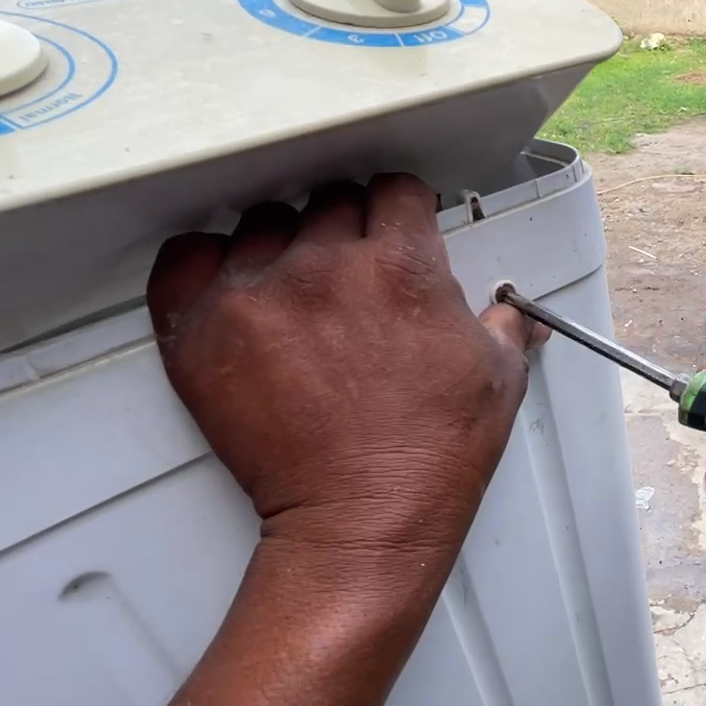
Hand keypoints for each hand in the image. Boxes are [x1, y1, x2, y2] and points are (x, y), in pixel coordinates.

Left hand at [145, 175, 544, 585]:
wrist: (366, 516)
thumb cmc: (435, 451)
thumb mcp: (500, 377)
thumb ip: (507, 323)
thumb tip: (517, 312)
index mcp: (404, 266)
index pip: (396, 189)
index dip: (405, 208)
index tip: (402, 226)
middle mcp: (326, 265)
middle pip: (330, 200)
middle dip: (352, 226)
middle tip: (360, 270)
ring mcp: (256, 293)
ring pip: (265, 222)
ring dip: (288, 244)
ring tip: (304, 289)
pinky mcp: (201, 330)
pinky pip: (187, 256)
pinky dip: (213, 264)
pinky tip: (244, 290)